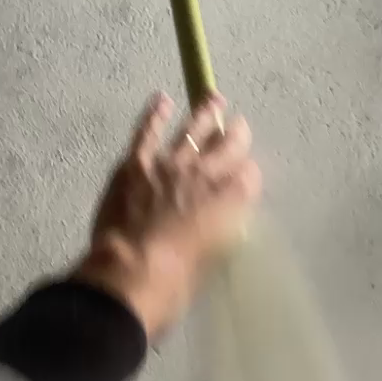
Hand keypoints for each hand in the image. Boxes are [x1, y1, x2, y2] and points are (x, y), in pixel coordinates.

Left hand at [73, 92, 260, 337]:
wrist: (132, 270)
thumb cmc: (177, 281)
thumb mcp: (212, 261)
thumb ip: (218, 234)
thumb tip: (216, 224)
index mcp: (231, 201)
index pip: (250, 177)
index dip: (249, 175)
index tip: (247, 177)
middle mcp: (207, 175)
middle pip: (229, 145)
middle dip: (236, 134)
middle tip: (240, 125)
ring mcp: (171, 163)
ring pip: (193, 129)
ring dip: (206, 113)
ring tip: (214, 98)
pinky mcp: (137, 162)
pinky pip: (148, 130)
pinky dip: (155, 113)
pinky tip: (161, 100)